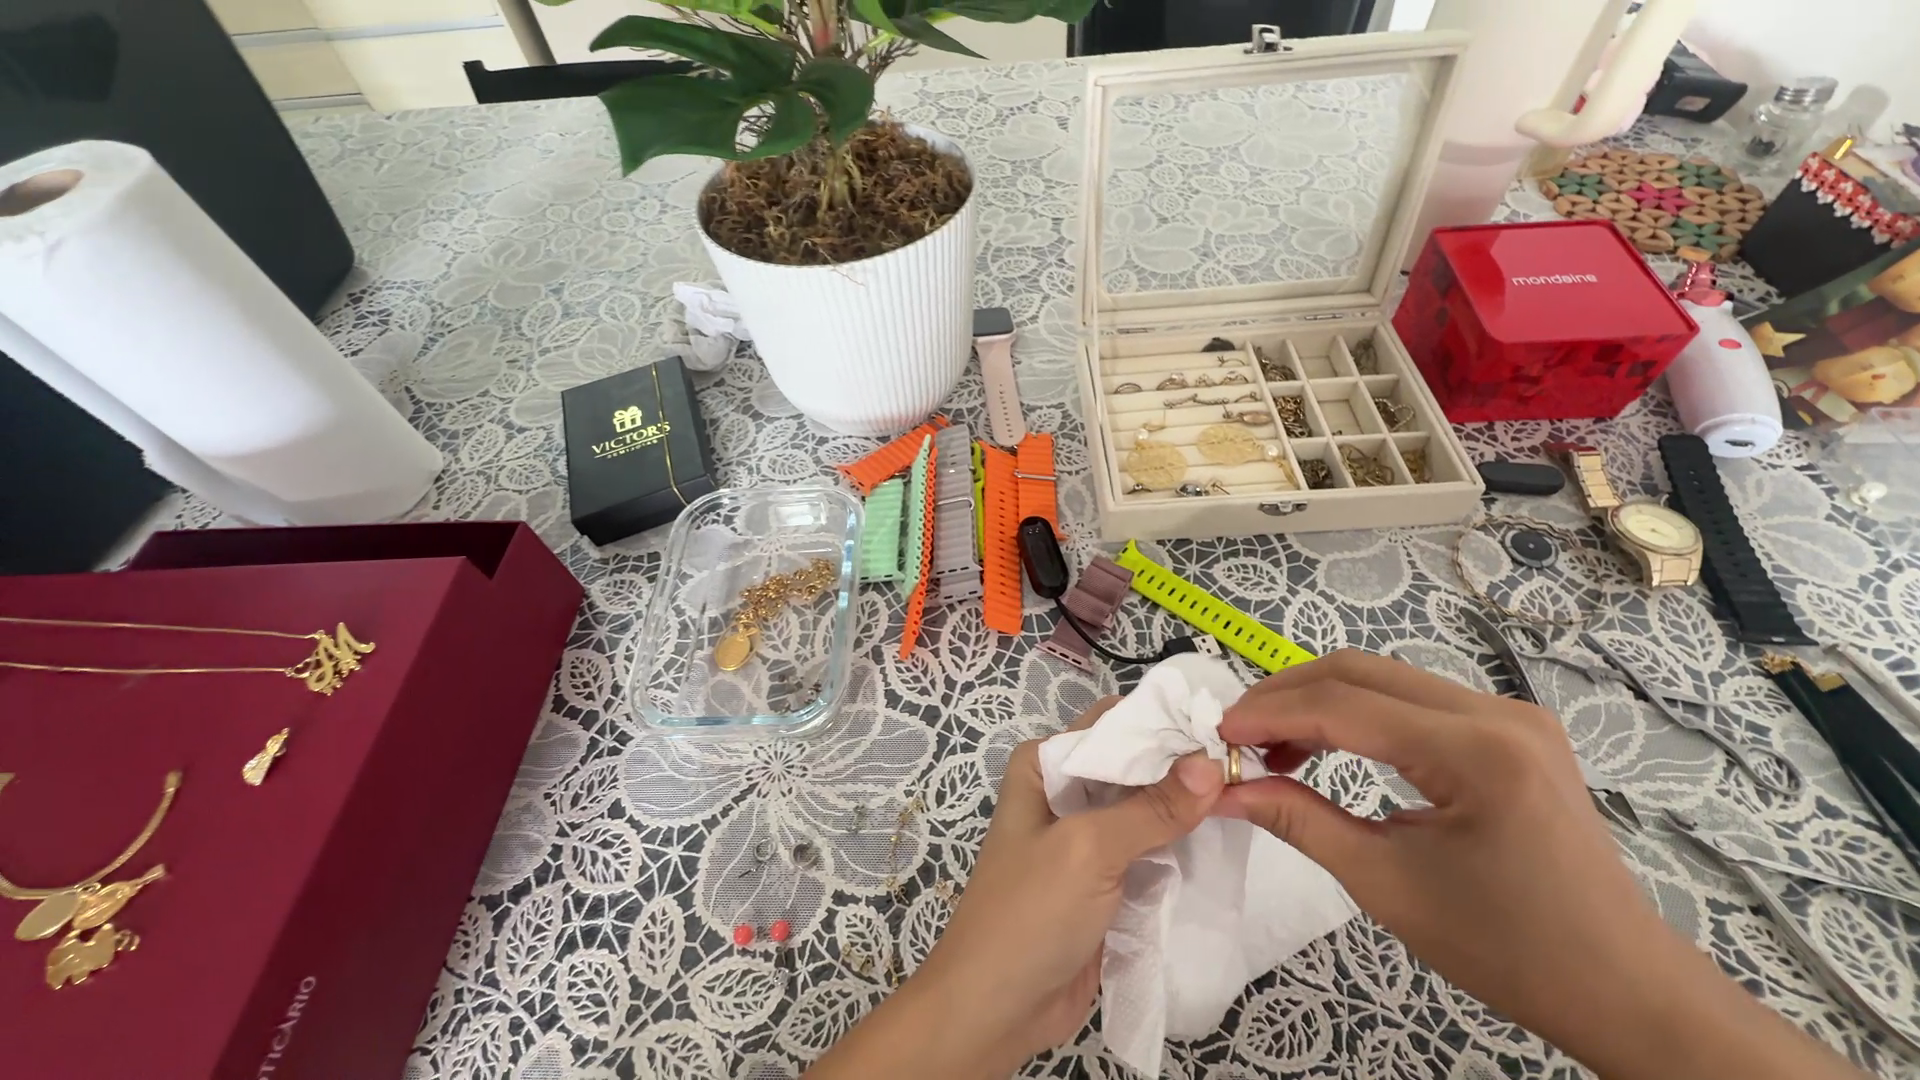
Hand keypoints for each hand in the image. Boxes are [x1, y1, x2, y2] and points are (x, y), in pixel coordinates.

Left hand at [805, 697, 1223, 1078]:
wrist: (998, 1006)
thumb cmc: (1029, 912)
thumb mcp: (1088, 850)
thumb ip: (1152, 808)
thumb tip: (1213, 762)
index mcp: (1044, 765)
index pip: (1111, 724)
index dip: (1165, 723)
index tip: (1226, 726)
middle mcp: (1064, 790)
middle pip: (1134, 764)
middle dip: (1183, 765)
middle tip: (1248, 762)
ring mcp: (1086, 835)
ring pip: (1147, 806)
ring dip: (1188, 806)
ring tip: (1250, 792)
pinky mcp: (1107, 876)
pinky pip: (1151, 847)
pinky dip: (1182, 844)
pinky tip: (1226, 835)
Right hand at [1216, 649, 1862, 1079]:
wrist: (1620, 985)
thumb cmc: (1504, 947)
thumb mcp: (1384, 883)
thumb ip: (1297, 820)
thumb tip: (1224, 790)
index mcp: (1475, 751)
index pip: (1345, 706)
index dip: (1270, 714)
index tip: (1217, 734)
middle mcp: (1497, 712)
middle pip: (1361, 671)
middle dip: (1287, 695)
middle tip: (1237, 734)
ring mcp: (1509, 714)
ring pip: (1384, 678)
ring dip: (1319, 701)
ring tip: (1273, 746)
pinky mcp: (1509, 728)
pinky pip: (1412, 700)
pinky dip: (1358, 715)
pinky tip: (1327, 747)